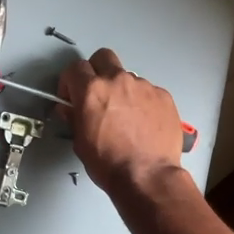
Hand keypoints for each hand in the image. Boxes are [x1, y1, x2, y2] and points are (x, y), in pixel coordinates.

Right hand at [57, 48, 186, 191]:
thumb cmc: (108, 164)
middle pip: (103, 57)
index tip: (71, 96)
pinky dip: (141, 103)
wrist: (147, 175)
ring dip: (121, 91)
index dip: (70, 81)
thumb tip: (69, 109)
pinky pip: (147, 92)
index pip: (75, 68)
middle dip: (96, 71)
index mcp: (92, 91)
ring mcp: (144, 86)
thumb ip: (74, 119)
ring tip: (124, 117)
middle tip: (96, 95)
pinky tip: (142, 124)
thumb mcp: (80, 143)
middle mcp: (118, 81)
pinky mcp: (163, 96)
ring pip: (127, 77)